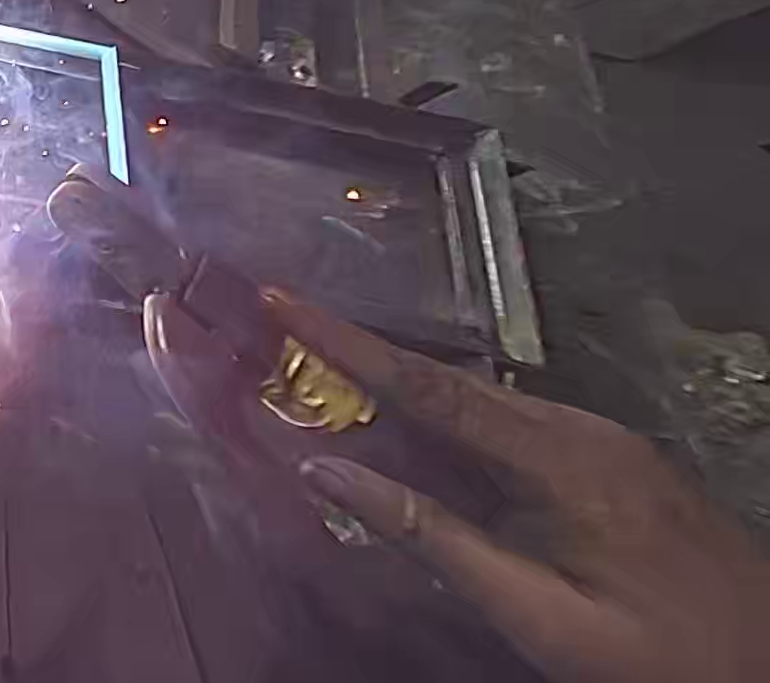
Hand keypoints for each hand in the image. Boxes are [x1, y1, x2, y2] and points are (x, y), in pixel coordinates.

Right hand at [181, 289, 769, 682]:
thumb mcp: (542, 617)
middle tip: (274, 334)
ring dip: (382, 388)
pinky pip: (482, 420)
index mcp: (562, 459)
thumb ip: (426, 535)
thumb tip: (317, 470)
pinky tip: (395, 435)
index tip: (277, 299)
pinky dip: (423, 418)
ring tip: (313, 380)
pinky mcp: (590, 456)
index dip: (341, 340)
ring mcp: (586, 439)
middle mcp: (571, 429)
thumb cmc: (672, 664)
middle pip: (434, 378)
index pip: (424, 383)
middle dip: (348, 354)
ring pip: (456, 396)